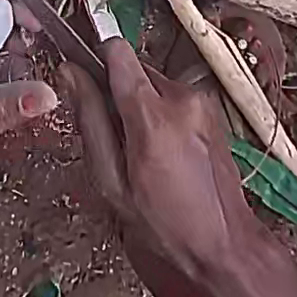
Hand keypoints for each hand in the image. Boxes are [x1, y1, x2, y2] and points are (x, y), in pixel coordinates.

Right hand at [61, 38, 264, 283]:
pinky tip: (160, 147)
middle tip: (112, 132)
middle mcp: (181, 98)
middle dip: (115, 91)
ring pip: (150, 81)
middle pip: (132, 68)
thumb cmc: (165, 222)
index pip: (117, 51)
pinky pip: (170, 94)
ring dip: (137, 103)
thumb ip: (89, 118)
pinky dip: (158, 111)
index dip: (95, 59)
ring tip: (138, 146)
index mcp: (152, 115)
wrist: (226, 245)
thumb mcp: (110, 178)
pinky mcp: (211, 109)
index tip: (85, 78)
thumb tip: (70, 73)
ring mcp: (201, 102)